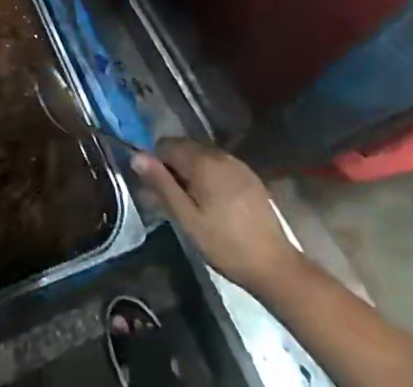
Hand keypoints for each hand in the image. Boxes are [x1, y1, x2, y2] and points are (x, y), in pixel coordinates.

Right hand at [133, 138, 302, 294]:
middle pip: (184, 148)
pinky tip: (213, 204)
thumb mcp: (186, 218)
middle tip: (171, 200)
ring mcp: (238, 165)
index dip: (155, 163)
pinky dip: (209, 177)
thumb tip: (136, 156)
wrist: (275, 267)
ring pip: (202, 157)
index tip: (156, 190)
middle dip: (173, 167)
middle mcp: (221, 155)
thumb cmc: (225, 245)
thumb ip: (161, 184)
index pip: (166, 145)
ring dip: (190, 172)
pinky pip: (219, 166)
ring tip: (191, 204)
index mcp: (203, 162)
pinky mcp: (250, 178)